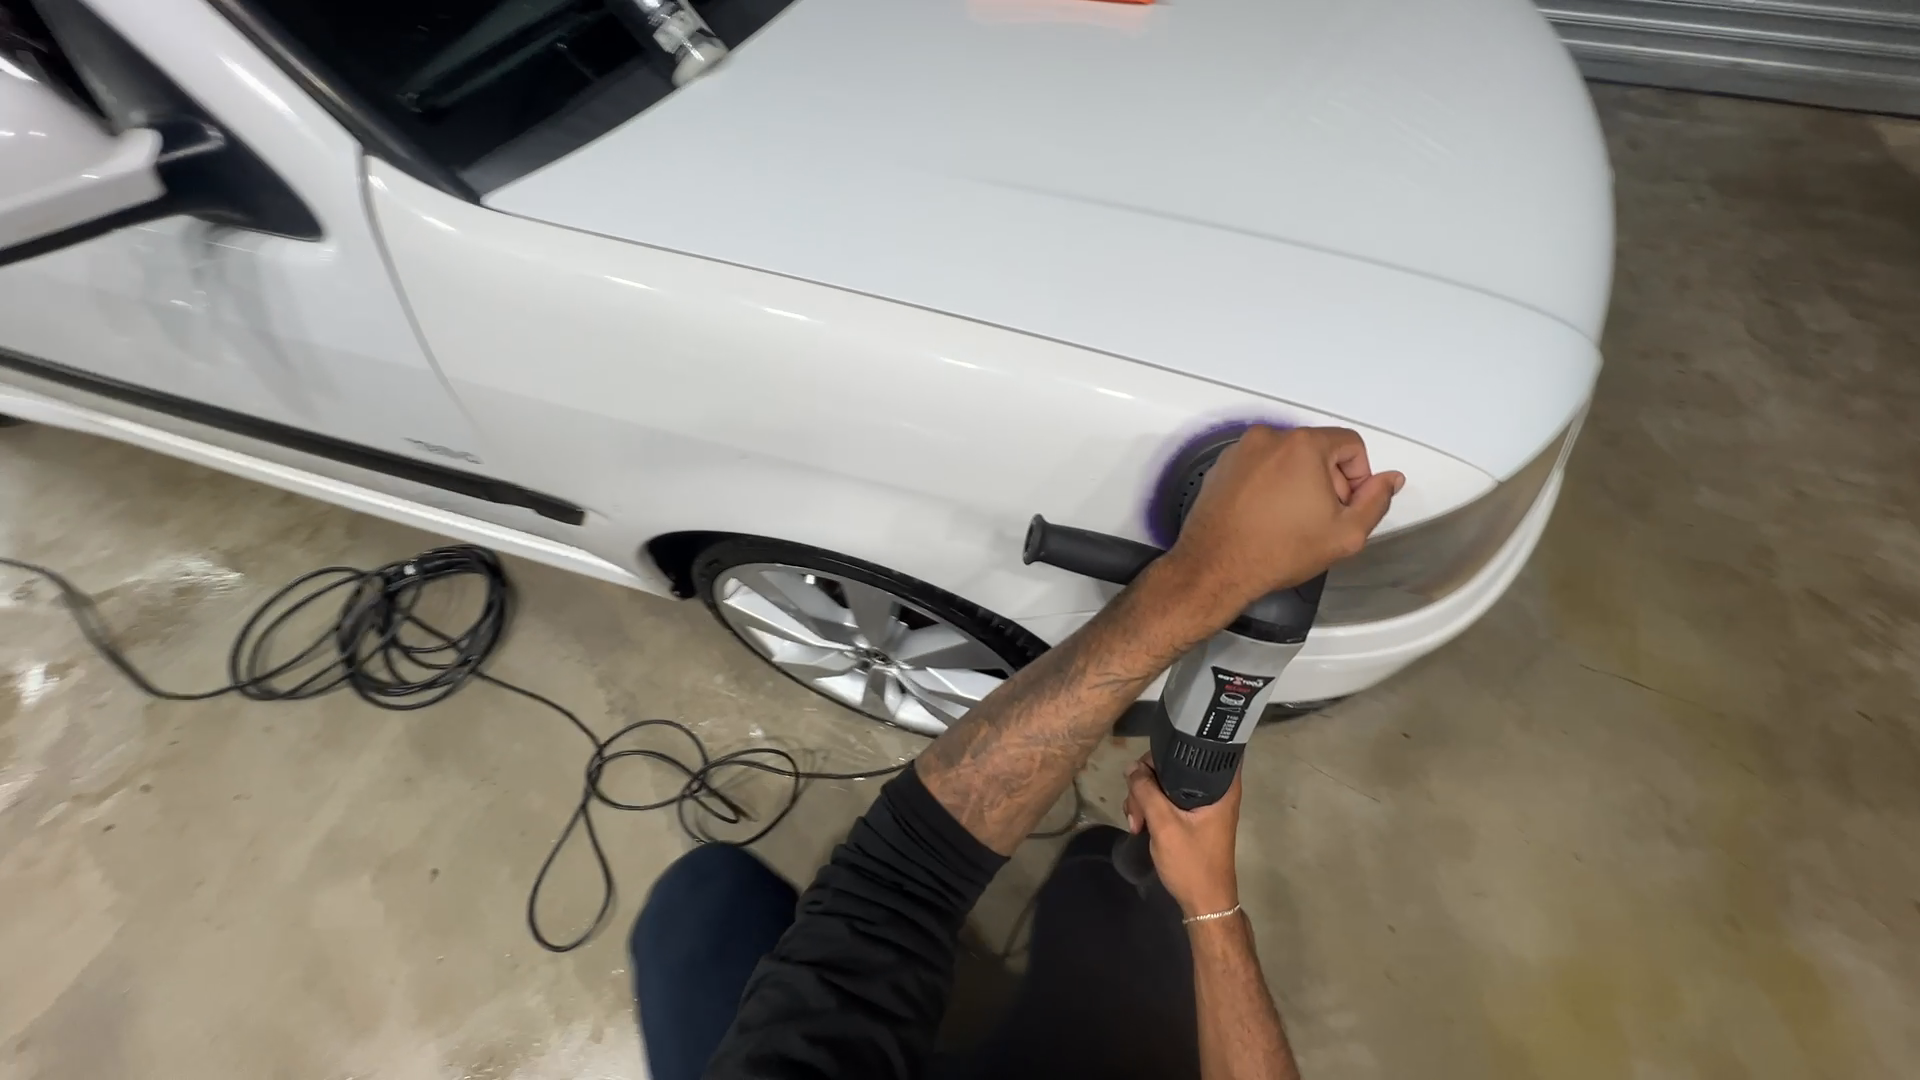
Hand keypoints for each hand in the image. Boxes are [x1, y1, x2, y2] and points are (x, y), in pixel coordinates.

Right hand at [1125, 754, 1244, 918]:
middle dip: (1146, 785)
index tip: (1145, 772)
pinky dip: (1151, 809)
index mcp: (1220, 786)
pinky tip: (1141, 825)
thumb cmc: (1191, 863)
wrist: (1204, 904)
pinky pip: (1166, 799)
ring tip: (1137, 825)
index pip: (1191, 749)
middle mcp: (1214, 789)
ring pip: (1164, 784)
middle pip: (1170, 767)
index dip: (1165, 754)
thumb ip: (1146, 791)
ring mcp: (1202, 804)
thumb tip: (1131, 767)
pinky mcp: (1192, 816)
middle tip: (1136, 812)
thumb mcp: (1164, 824)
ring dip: (1144, 800)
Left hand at [1163, 425, 1403, 616]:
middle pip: (1316, 449)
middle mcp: (1267, 439)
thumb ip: (1376, 501)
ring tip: (1289, 520)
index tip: (1348, 503)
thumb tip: (1390, 480)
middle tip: (1319, 517)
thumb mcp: (1346, 533)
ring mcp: (1239, 452)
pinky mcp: (1220, 468)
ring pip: (1285, 459)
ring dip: (1297, 483)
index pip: (1350, 444)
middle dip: (1327, 480)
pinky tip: (1265, 517)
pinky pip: (1258, 468)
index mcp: (1302, 445)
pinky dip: (1268, 486)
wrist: (1214, 567)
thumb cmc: (1274, 551)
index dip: (1359, 476)